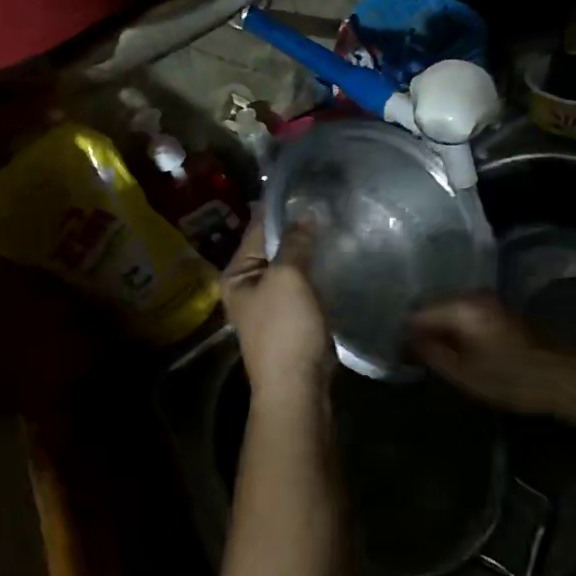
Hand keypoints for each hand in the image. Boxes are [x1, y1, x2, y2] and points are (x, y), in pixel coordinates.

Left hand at [223, 219, 331, 407]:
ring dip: (311, 251)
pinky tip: (338, 259)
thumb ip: (295, 243)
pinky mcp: (293, 318)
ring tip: (337, 226)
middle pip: (275, 247)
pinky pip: (305, 286)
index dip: (280, 208)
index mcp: (237, 274)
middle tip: (328, 205)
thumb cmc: (285, 329)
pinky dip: (318, 273)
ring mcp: (271, 304)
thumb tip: (305, 216)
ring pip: (292, 267)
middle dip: (299, 229)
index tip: (305, 187)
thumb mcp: (287, 278)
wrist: (298, 388)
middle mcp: (249, 286)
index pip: (258, 229)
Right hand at [406, 295, 560, 413]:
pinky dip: (452, 326)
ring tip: (427, 352)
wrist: (558, 377)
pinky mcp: (496, 308)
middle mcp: (472, 295)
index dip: (404, 331)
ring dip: (436, 327)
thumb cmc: (509, 378)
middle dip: (419, 327)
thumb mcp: (464, 374)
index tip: (396, 351)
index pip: (418, 312)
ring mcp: (486, 299)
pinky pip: (463, 311)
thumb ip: (431, 354)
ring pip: (448, 308)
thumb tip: (406, 342)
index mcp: (461, 307)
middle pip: (432, 305)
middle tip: (408, 353)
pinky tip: (450, 346)